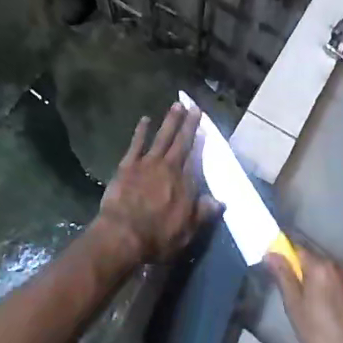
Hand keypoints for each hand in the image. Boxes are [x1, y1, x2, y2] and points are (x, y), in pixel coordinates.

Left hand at [94, 102, 217, 264]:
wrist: (123, 235)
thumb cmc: (158, 237)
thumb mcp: (187, 231)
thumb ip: (203, 213)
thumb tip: (219, 201)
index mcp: (186, 183)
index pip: (196, 158)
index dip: (200, 143)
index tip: (205, 129)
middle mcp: (169, 168)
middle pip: (182, 142)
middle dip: (189, 124)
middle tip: (194, 107)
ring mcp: (147, 164)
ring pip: (162, 137)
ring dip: (170, 121)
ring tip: (177, 105)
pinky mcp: (128, 166)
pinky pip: (136, 144)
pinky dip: (141, 131)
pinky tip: (145, 120)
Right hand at [266, 241, 342, 342]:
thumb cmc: (322, 334)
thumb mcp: (295, 308)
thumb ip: (284, 277)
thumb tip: (271, 253)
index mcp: (321, 266)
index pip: (297, 247)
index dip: (285, 256)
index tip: (277, 269)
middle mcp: (339, 264)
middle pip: (313, 258)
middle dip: (301, 269)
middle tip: (292, 292)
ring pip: (327, 270)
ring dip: (316, 279)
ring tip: (310, 303)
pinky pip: (338, 280)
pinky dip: (329, 287)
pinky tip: (327, 308)